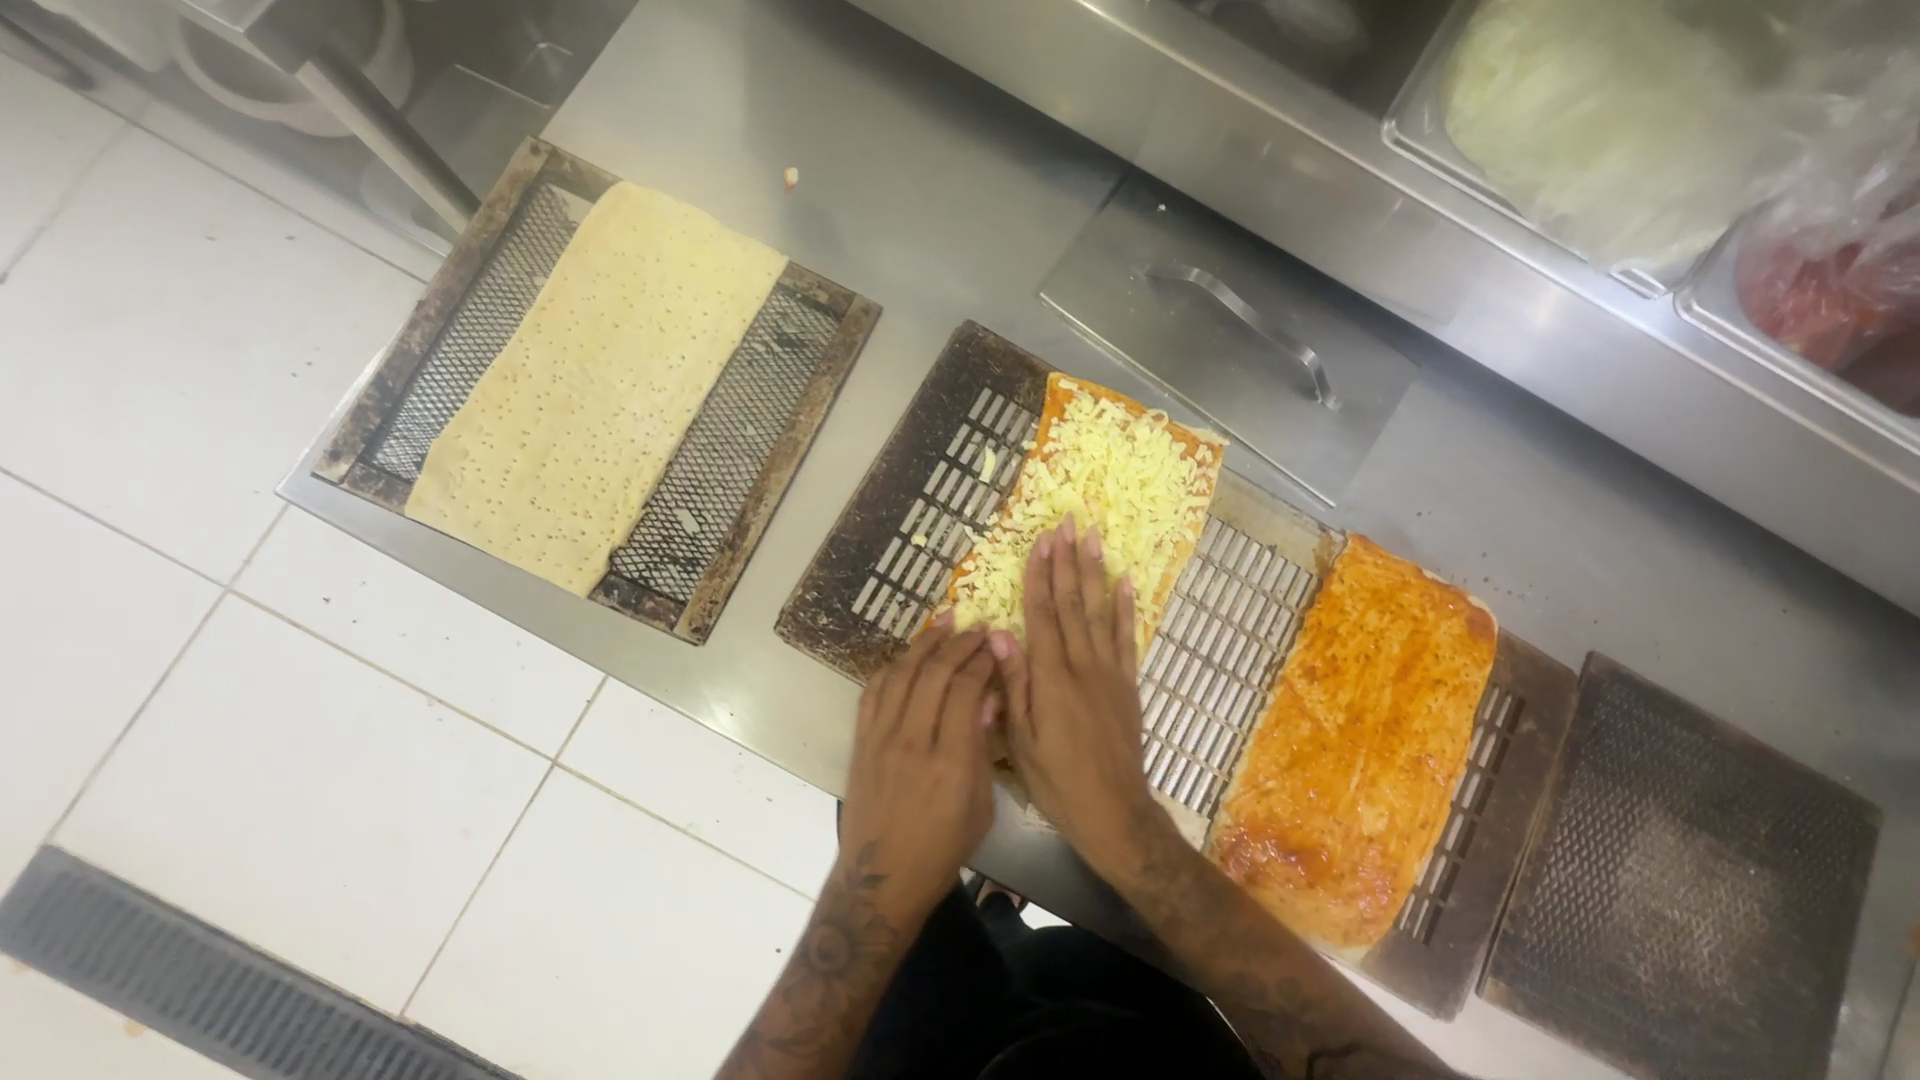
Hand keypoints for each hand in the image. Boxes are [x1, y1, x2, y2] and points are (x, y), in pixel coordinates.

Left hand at [837, 618, 998, 922]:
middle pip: (935, 673)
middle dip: (959, 643)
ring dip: (923, 644)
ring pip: (901, 674)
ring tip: (943, 622)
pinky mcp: (861, 742)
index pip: (967, 690)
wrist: (882, 878)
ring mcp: (881, 739)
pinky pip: (873, 692)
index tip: (995, 642)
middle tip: (976, 626)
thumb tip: (989, 701)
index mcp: (952, 761)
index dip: (982, 660)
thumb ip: (983, 751)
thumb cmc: (942, 850)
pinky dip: (891, 667)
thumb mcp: (981, 808)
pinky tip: (906, 656)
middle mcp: (914, 741)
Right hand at [990, 515, 1161, 876]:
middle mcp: (1082, 666)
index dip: (1040, 577)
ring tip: (1093, 538)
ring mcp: (1110, 674)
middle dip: (1067, 561)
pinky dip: (1125, 609)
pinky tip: (1125, 583)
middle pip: (1073, 604)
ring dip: (1095, 572)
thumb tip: (1000, 635)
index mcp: (1050, 678)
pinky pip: (1126, 639)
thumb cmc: (1057, 781)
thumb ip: (1013, 684)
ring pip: (1100, 612)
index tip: (1040, 542)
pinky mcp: (1127, 686)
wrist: (1114, 812)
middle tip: (1067, 523)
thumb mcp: (1020, 739)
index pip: (1042, 616)